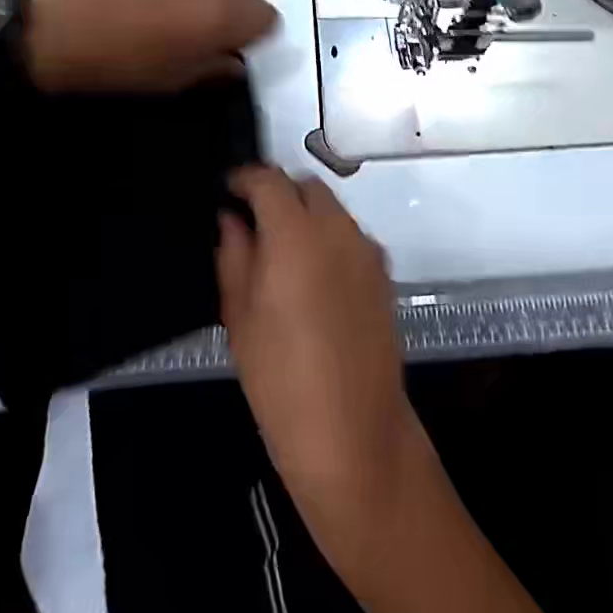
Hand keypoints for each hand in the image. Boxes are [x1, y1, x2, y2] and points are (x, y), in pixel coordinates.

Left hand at [23, 0, 276, 91]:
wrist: (49, 30)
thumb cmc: (119, 66)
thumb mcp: (173, 82)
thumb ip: (214, 69)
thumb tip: (233, 64)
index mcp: (221, 14)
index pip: (267, 15)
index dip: (258, 35)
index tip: (238, 51)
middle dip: (238, 13)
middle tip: (212, 40)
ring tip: (171, 26)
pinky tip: (143, 9)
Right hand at [217, 167, 411, 493]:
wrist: (354, 433)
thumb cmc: (281, 380)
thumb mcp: (239, 318)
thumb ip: (234, 256)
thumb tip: (232, 220)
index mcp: (297, 234)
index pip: (270, 180)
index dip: (244, 179)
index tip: (227, 191)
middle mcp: (339, 230)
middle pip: (308, 187)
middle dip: (278, 193)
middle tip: (252, 222)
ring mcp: (368, 252)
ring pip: (333, 210)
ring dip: (306, 215)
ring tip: (279, 252)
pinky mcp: (385, 275)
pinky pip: (351, 237)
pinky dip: (329, 238)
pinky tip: (311, 276)